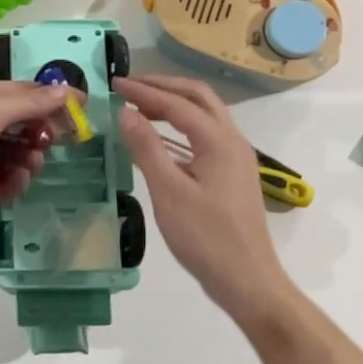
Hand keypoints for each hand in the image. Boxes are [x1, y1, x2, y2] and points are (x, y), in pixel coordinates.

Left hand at [0, 81, 73, 246]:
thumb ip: (29, 101)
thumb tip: (65, 89)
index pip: (21, 90)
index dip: (51, 97)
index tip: (80, 108)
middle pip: (22, 122)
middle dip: (39, 132)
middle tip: (53, 142)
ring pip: (18, 153)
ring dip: (28, 159)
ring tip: (26, 166)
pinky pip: (6, 179)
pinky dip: (13, 182)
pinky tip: (11, 185)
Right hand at [114, 76, 289, 319]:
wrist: (247, 279)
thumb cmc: (206, 237)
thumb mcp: (169, 192)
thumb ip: (147, 148)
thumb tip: (126, 112)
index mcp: (219, 140)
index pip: (177, 103)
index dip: (144, 91)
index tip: (115, 84)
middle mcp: (233, 140)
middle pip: (198, 98)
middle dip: (164, 87)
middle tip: (130, 88)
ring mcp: (237, 158)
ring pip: (206, 115)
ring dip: (174, 104)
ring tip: (140, 108)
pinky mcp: (234, 174)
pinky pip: (207, 135)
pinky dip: (182, 126)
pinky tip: (161, 141)